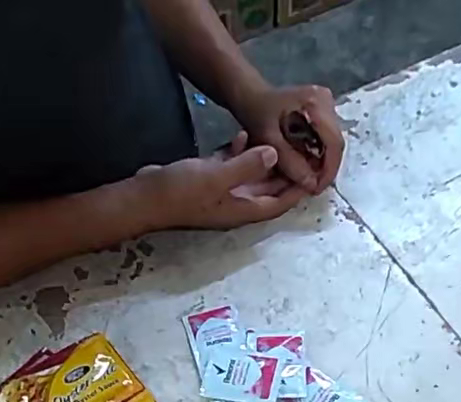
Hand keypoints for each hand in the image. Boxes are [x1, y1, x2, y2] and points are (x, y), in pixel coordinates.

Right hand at [135, 137, 308, 230]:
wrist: (146, 196)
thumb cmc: (181, 192)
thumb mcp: (216, 176)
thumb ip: (247, 165)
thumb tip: (275, 153)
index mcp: (242, 210)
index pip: (278, 203)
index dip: (297, 190)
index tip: (314, 174)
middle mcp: (236, 204)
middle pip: (268, 191)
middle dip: (286, 174)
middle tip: (304, 151)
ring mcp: (221, 193)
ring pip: (251, 177)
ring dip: (264, 160)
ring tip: (281, 139)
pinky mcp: (208, 181)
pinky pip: (231, 167)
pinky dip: (239, 153)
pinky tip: (242, 134)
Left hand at [230, 83, 343, 192]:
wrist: (252, 97)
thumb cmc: (257, 115)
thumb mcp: (270, 140)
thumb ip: (290, 162)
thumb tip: (312, 184)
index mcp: (316, 103)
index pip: (334, 143)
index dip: (328, 171)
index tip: (316, 190)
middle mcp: (326, 101)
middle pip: (336, 143)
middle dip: (325, 169)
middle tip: (311, 188)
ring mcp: (327, 105)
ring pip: (332, 143)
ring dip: (322, 164)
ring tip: (308, 179)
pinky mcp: (323, 111)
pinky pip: (327, 139)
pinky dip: (319, 155)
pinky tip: (307, 165)